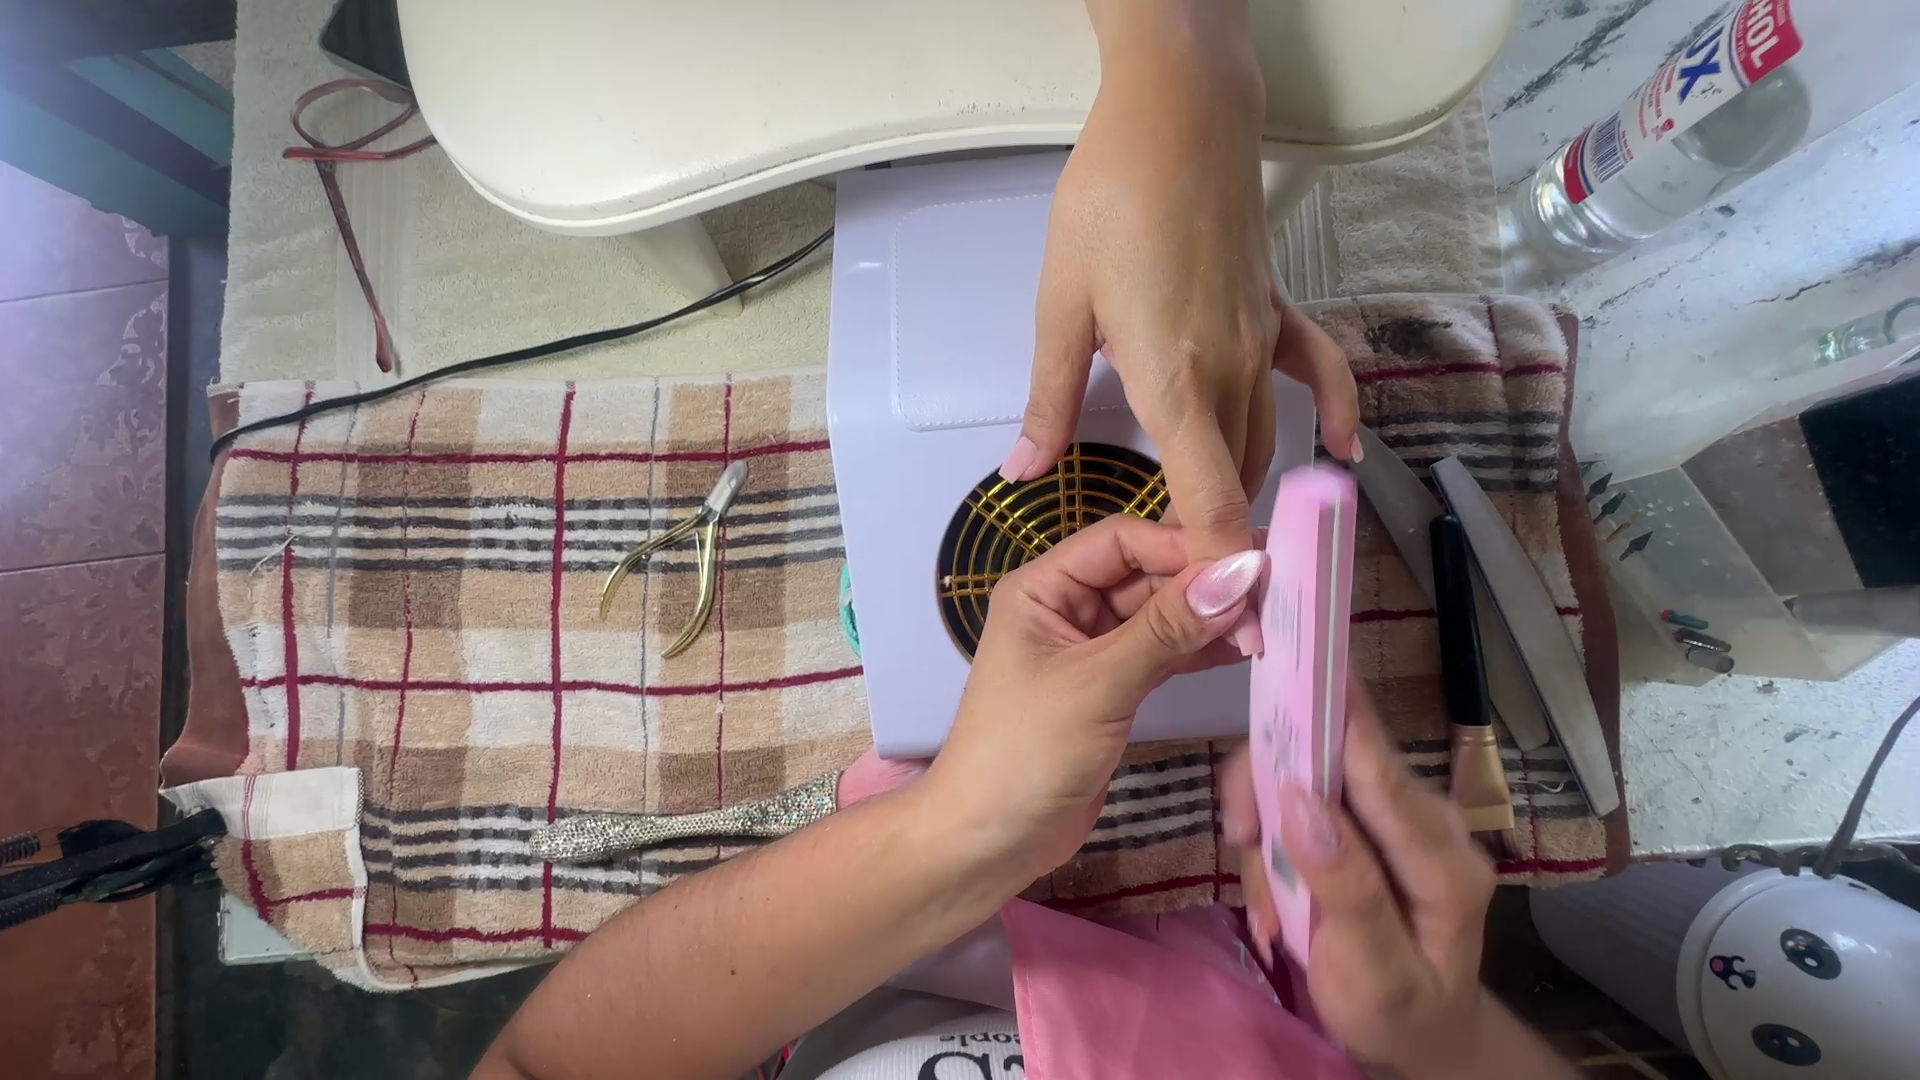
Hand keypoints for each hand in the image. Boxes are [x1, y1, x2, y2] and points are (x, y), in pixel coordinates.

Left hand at [925, 515, 1263, 882]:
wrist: (991, 839)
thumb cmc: (1027, 752)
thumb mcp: (1097, 684)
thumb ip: (1166, 629)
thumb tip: (1239, 573)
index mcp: (1043, 587)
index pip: (1121, 541)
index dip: (1182, 545)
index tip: (1248, 561)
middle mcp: (1066, 606)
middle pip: (1144, 574)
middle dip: (1202, 584)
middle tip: (1273, 595)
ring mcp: (1090, 647)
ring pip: (1158, 614)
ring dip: (1207, 618)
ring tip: (1270, 621)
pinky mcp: (1112, 685)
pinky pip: (1161, 652)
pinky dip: (1198, 650)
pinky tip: (1243, 649)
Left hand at [1007, 2, 1360, 561]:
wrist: (1178, 118)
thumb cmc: (1107, 207)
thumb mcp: (1061, 310)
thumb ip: (1049, 400)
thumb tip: (1024, 471)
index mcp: (1175, 383)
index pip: (1209, 497)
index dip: (1216, 560)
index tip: (1216, 610)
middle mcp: (1233, 374)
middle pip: (1235, 479)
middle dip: (1217, 534)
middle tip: (1191, 581)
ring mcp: (1265, 341)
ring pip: (1263, 441)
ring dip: (1242, 490)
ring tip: (1221, 537)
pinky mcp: (1279, 310)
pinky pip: (1321, 372)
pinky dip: (1332, 415)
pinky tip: (1338, 453)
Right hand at [1223, 681, 1498, 1075]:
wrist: (1415, 1038)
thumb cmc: (1398, 1015)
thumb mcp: (1373, 974)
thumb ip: (1345, 887)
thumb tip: (1300, 798)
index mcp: (1441, 858)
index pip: (1379, 767)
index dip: (1337, 711)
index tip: (1297, 666)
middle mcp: (1422, 819)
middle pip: (1328, 760)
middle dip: (1268, 792)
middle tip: (1238, 839)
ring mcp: (1389, 815)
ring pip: (1301, 775)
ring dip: (1264, 827)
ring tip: (1265, 899)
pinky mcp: (1361, 819)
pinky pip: (1296, 797)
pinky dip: (1268, 836)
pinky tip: (1272, 889)